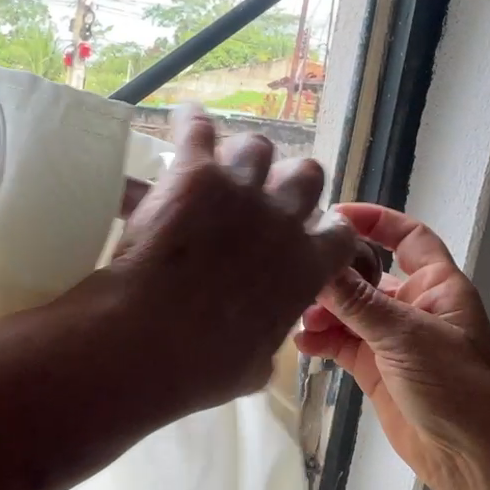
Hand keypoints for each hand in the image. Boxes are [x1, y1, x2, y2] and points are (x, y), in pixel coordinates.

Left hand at [105, 107, 356, 409]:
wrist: (150, 338)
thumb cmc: (201, 365)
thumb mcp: (252, 368)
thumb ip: (265, 346)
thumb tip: (260, 352)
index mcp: (307, 267)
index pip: (339, 233)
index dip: (323, 230)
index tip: (306, 232)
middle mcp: (283, 219)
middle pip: (306, 175)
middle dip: (288, 182)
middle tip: (263, 194)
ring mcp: (240, 191)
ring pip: (257, 147)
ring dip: (243, 157)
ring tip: (221, 165)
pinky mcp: (195, 173)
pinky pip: (199, 129)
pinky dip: (192, 124)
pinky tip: (185, 121)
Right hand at [294, 205, 489, 489]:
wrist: (470, 458)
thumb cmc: (456, 386)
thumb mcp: (405, 336)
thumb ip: (357, 301)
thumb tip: (317, 265)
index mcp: (438, 287)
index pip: (408, 238)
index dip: (376, 221)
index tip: (336, 215)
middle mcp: (414, 306)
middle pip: (367, 274)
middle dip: (335, 274)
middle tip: (299, 271)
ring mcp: (393, 339)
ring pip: (348, 311)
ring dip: (323, 311)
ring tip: (299, 317)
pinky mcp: (374, 368)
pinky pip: (341, 343)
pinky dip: (321, 340)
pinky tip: (303, 344)